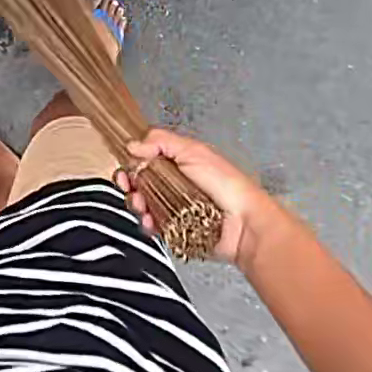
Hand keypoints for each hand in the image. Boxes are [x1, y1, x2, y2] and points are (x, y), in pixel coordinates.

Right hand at [117, 128, 288, 266]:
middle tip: (129, 187)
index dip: (130, 163)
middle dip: (129, 184)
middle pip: (138, 181)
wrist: (246, 225)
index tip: (125, 168)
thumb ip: (160, 142)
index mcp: (175, 162)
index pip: (143, 159)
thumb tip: (132, 145)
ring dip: (136, 203)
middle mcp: (172, 183)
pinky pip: (154, 226)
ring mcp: (173, 207)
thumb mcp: (193, 151)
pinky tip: (150, 222)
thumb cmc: (226, 184)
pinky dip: (147, 224)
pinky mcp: (176, 229)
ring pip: (143, 203)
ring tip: (142, 206)